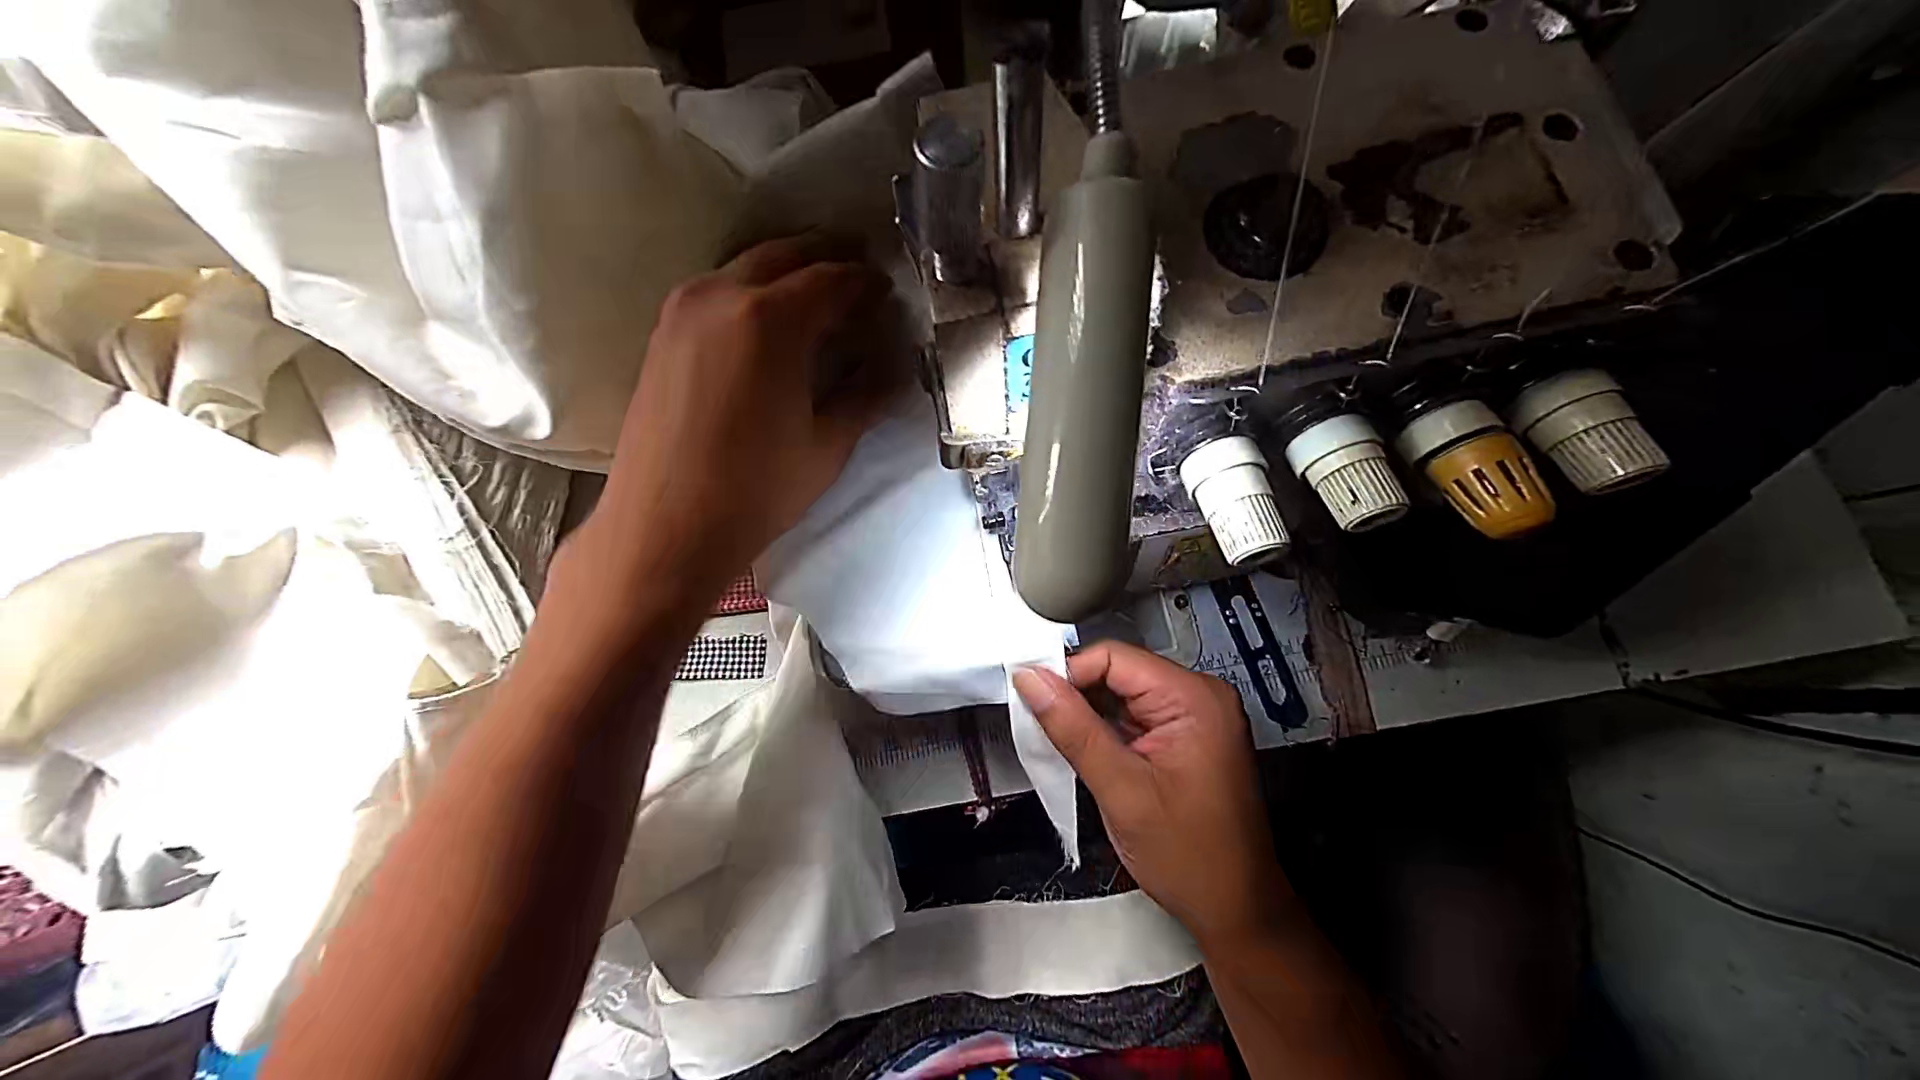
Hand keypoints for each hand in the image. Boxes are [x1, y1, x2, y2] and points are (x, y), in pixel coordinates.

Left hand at [576, 233, 895, 602]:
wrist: (665, 528)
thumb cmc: (755, 490)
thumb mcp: (826, 445)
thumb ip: (864, 396)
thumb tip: (892, 369)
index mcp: (770, 320)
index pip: (832, 279)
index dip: (866, 283)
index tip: (887, 291)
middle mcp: (721, 296)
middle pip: (785, 255)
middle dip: (827, 258)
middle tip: (858, 276)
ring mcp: (682, 311)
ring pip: (746, 267)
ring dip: (787, 271)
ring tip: (818, 296)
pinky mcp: (662, 334)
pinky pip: (717, 291)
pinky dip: (752, 292)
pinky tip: (770, 324)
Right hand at [1012, 642, 1287, 946]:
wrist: (1237, 910)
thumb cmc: (1190, 856)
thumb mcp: (1122, 790)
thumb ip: (1073, 728)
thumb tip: (1030, 680)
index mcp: (1193, 698)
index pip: (1113, 658)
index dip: (1068, 674)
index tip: (1033, 701)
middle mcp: (1198, 696)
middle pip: (1117, 672)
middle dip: (1076, 697)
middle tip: (1042, 728)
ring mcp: (1194, 716)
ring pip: (1121, 694)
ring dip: (1088, 716)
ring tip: (1064, 746)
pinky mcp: (1185, 736)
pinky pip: (1133, 716)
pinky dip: (1105, 731)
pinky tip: (1088, 754)